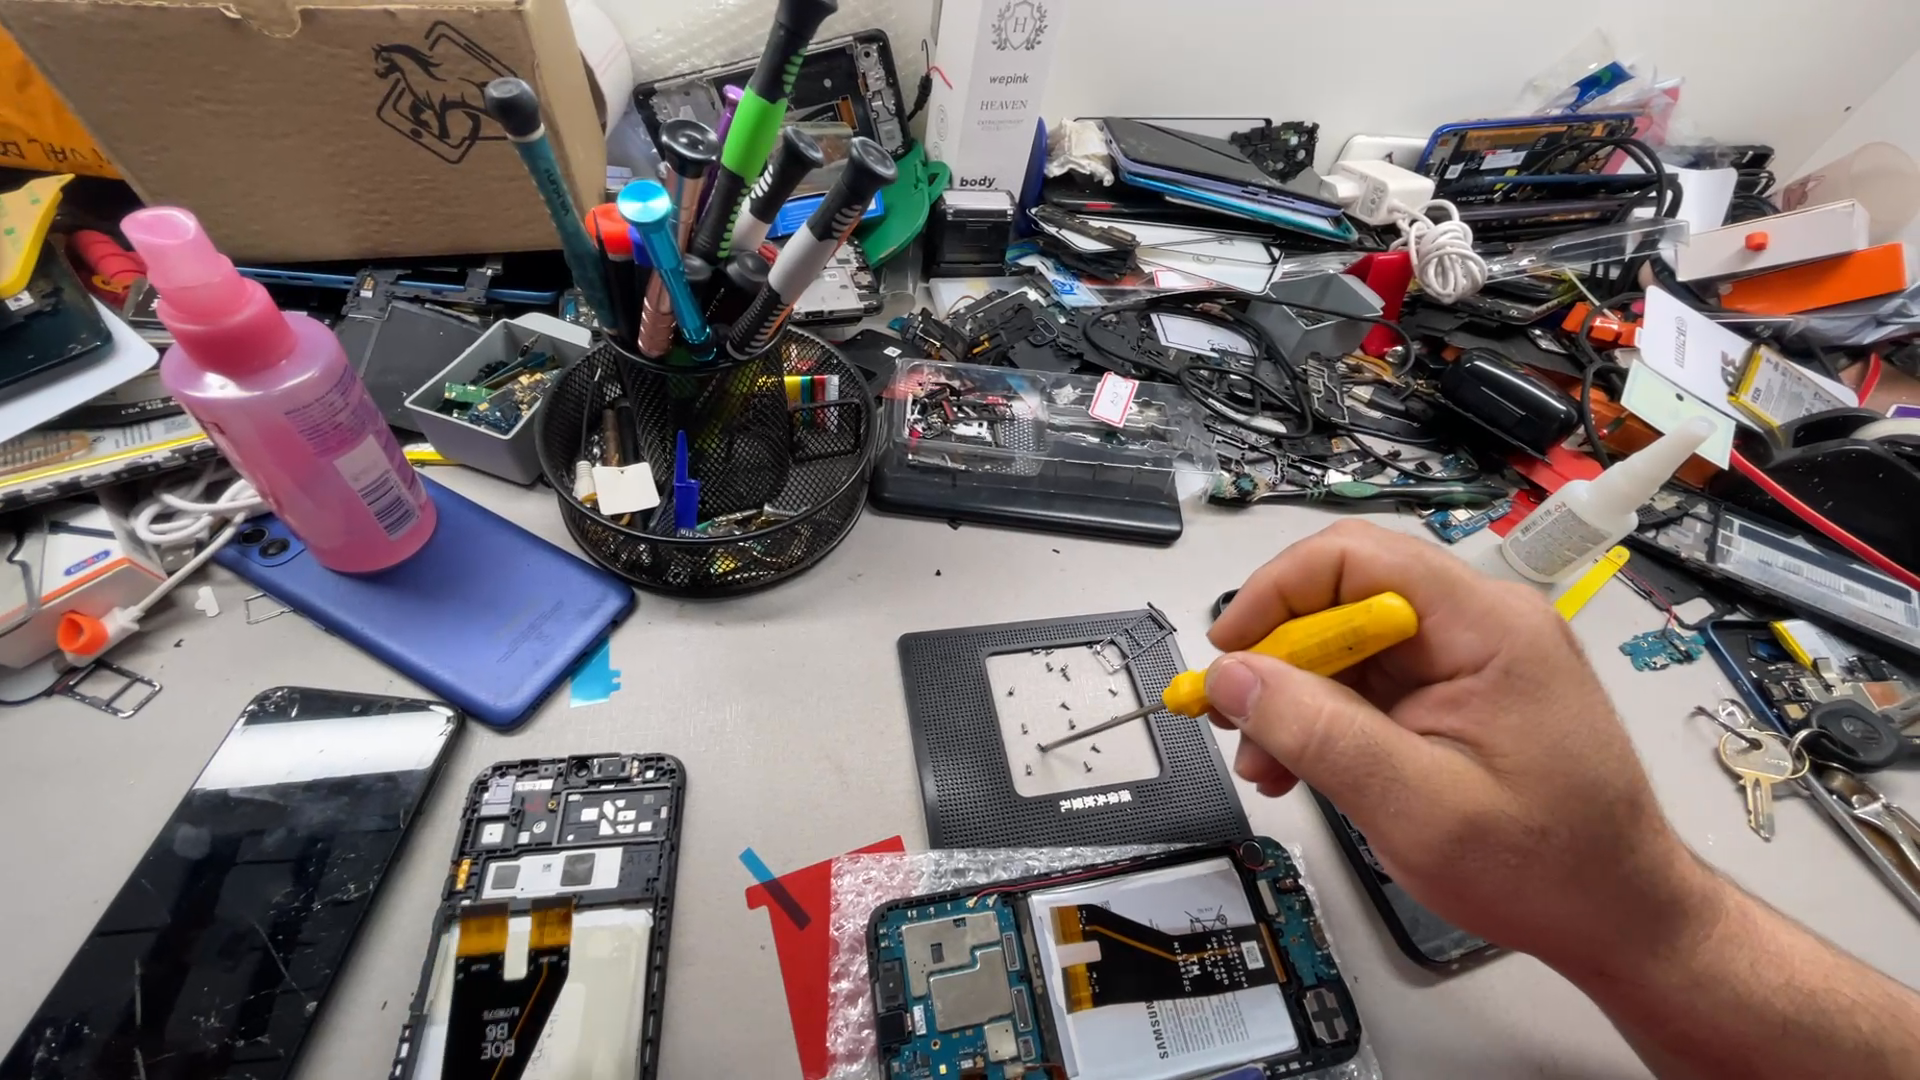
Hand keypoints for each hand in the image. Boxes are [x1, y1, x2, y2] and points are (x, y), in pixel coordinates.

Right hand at [1205, 520, 1718, 976]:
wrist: (1621, 921)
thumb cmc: (1542, 869)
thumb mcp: (1414, 805)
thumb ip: (1317, 732)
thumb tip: (1229, 676)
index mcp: (1483, 625)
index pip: (1352, 557)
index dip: (1273, 591)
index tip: (1228, 653)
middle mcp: (1472, 620)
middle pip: (1337, 595)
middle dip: (1274, 654)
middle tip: (1234, 713)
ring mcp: (1459, 653)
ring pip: (1336, 640)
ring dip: (1287, 694)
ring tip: (1263, 759)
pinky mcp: (1445, 686)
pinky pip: (1357, 677)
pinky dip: (1315, 715)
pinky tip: (1293, 762)